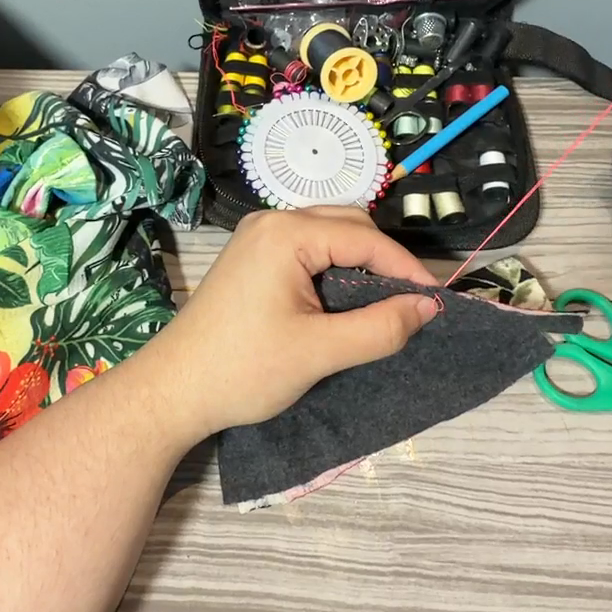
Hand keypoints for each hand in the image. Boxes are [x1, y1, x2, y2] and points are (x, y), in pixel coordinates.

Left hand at [131, 207, 438, 439]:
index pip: (364, 238)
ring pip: (328, 235)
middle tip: (411, 304)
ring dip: (359, 263)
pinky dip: (334, 267)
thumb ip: (379, 328)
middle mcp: (272, 221)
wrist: (173, 389)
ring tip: (383, 304)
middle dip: (384, 261)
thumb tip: (428, 307)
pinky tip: (343, 300)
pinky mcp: (252, 256)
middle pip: (348, 225)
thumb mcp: (319, 352)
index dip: (406, 268)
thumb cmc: (243, 369)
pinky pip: (307, 248)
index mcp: (286, 233)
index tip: (438, 302)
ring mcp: (258, 236)